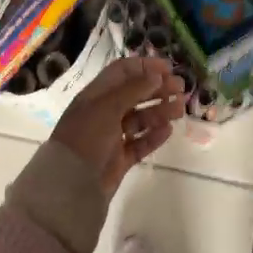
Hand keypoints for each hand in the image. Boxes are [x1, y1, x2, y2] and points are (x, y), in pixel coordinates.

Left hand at [52, 57, 187, 197]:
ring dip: (160, 111)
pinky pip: (140, 143)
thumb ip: (133, 90)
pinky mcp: (119, 159)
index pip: (122, 72)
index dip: (145, 67)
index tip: (169, 68)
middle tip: (181, 89)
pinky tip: (168, 131)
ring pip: (140, 119)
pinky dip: (154, 136)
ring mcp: (112, 137)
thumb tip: (156, 75)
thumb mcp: (107, 107)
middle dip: (157, 89)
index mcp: (96, 95)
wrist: (71, 185)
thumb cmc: (86, 137)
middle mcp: (104, 112)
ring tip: (180, 110)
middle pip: (134, 94)